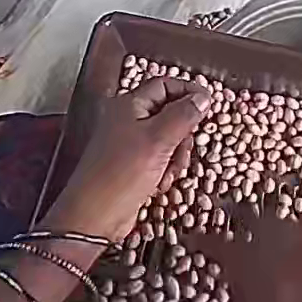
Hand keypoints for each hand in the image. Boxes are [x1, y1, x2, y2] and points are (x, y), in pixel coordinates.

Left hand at [43, 77, 209, 239]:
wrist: (94, 217)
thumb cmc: (121, 174)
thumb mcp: (159, 140)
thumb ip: (184, 115)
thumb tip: (203, 97)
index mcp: (130, 105)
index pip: (165, 85)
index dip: (188, 91)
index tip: (208, 104)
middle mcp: (128, 119)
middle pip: (170, 113)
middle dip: (183, 133)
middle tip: (184, 149)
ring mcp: (130, 143)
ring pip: (168, 138)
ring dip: (176, 156)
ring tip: (168, 172)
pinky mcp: (133, 165)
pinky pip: (160, 158)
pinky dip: (165, 169)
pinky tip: (159, 183)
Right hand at [192, 209, 301, 301]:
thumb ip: (251, 301)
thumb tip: (238, 276)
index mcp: (268, 280)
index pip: (229, 249)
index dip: (208, 242)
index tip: (194, 237)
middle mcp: (293, 257)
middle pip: (261, 223)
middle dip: (241, 222)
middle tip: (229, 229)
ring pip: (286, 225)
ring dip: (269, 228)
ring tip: (260, 240)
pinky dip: (292, 239)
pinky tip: (292, 256)